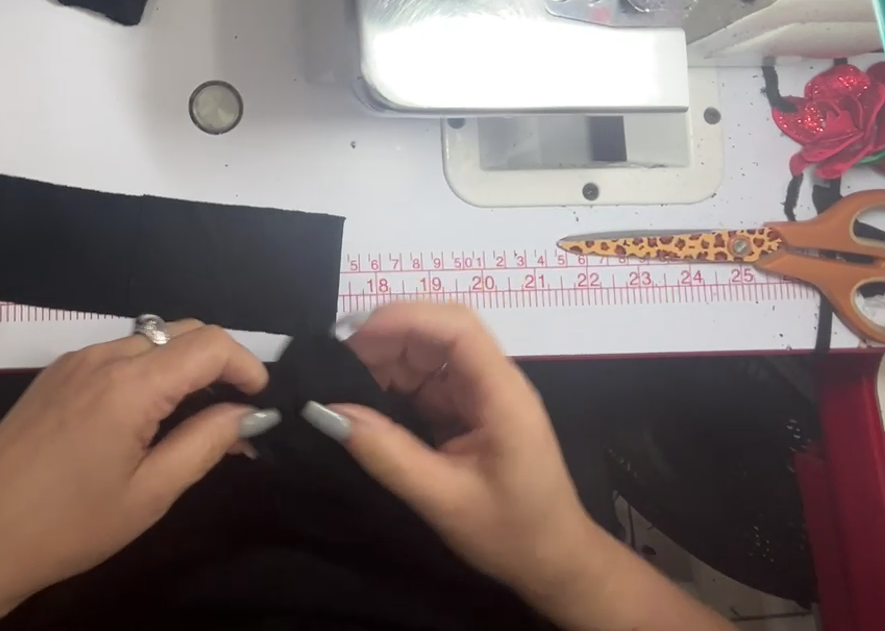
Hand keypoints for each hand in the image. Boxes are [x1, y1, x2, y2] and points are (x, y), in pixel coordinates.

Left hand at [0, 322, 270, 630]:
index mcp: (130, 384)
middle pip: (181, 331)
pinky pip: (118, 354)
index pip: (208, 342)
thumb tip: (247, 414)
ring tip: (194, 419)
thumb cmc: (68, 524)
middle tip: (234, 412)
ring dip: (182, 366)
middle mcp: (104, 355)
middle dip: (218, 362)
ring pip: (150, 339)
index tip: (261, 400)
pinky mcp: (58, 371)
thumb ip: (205, 443)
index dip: (246, 363)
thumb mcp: (149, 494)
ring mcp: (77, 358)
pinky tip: (146, 416)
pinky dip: (148, 371)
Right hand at [328, 303, 602, 605]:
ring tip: (342, 379)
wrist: (556, 565)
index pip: (456, 328)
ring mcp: (479, 390)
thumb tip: (328, 412)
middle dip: (385, 335)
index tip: (354, 336)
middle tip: (336, 359)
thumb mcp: (444, 501)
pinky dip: (391, 379)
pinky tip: (365, 396)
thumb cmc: (513, 534)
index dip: (404, 319)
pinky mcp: (466, 404)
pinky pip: (424, 375)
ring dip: (384, 357)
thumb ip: (387, 454)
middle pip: (437, 330)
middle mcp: (492, 379)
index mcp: (501, 393)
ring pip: (426, 349)